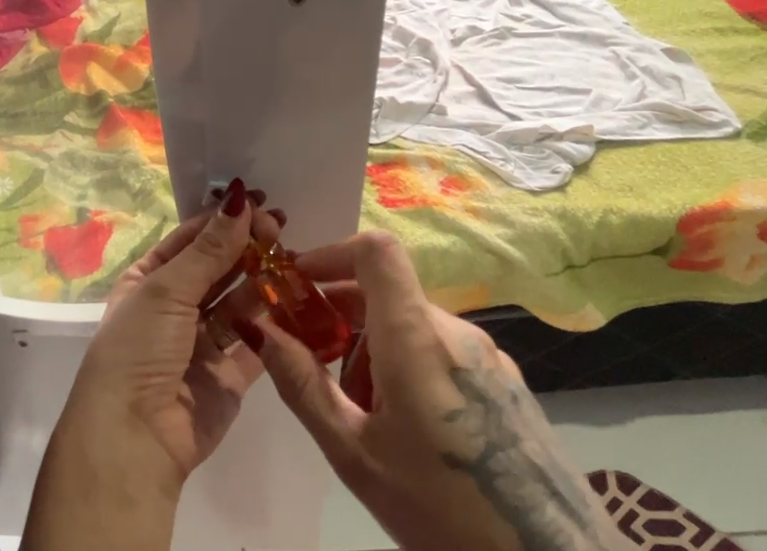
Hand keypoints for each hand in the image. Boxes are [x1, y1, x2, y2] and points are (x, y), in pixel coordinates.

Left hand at [76, 185, 284, 482]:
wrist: (136, 433)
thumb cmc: (140, 347)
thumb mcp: (167, 289)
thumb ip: (209, 249)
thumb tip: (238, 198)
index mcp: (146, 281)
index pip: (189, 241)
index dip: (222, 221)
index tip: (259, 202)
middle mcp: (173, 308)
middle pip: (216, 270)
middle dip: (247, 247)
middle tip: (284, 226)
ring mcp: (202, 342)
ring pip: (239, 303)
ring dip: (263, 280)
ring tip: (297, 257)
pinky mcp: (229, 376)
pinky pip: (257, 342)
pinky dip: (277, 323)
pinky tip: (302, 299)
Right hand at [242, 231, 624, 550]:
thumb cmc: (445, 514)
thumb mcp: (354, 454)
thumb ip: (301, 383)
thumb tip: (258, 326)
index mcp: (418, 340)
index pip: (376, 251)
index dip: (330, 251)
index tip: (296, 282)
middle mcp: (458, 334)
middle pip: (384, 293)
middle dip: (336, 313)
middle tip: (306, 357)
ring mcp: (490, 359)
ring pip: (409, 324)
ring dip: (367, 345)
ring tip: (357, 411)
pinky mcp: (508, 384)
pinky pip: (440, 349)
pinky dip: (402, 363)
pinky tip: (400, 426)